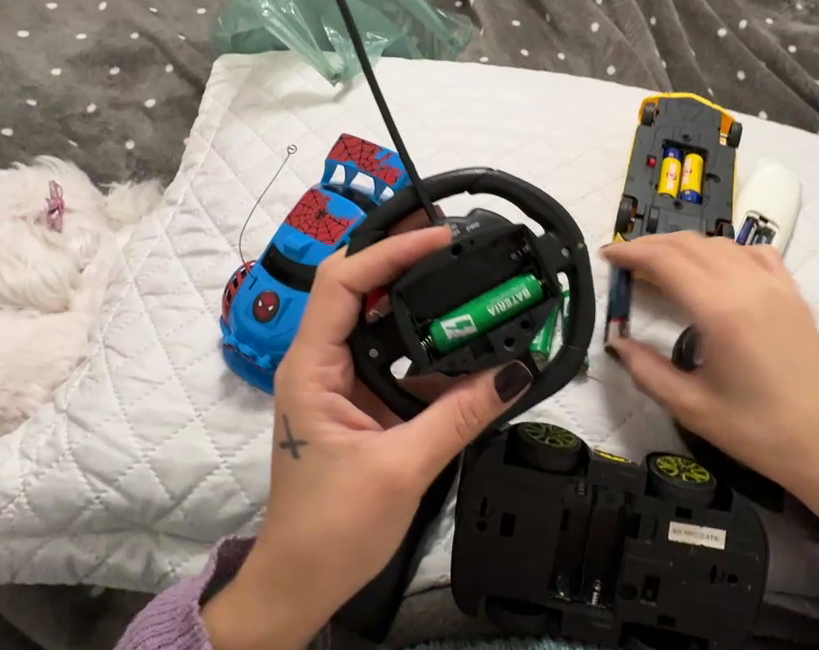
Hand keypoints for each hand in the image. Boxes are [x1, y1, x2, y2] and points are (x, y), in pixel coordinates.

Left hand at [203, 226, 534, 649]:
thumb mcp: (403, 467)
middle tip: (451, 236)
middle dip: (399, 256)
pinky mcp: (356, 397)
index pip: (343, 283)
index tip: (439, 237)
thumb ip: (460, 415)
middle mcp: (319, 361)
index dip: (389, 252)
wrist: (301, 582)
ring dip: (413, 292)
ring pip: (373, 315)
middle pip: (355, 286)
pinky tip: (458, 331)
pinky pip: (389, 351)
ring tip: (460, 269)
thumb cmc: (333, 529)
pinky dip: (422, 335)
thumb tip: (517, 371)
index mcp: (311, 367)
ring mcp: (336, 378)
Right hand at [603, 233, 818, 539]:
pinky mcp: (793, 294)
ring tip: (660, 265)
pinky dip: (725, 251)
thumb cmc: (758, 433)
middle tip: (625, 261)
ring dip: (685, 247)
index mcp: (720, 311)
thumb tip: (617, 341)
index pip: (666, 260)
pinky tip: (715, 269)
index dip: (632, 252)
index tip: (608, 256)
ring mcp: (776, 285)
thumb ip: (646, 370)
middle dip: (651, 246)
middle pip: (689, 244)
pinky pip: (755, 253)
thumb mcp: (691, 407)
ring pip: (720, 244)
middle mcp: (748, 285)